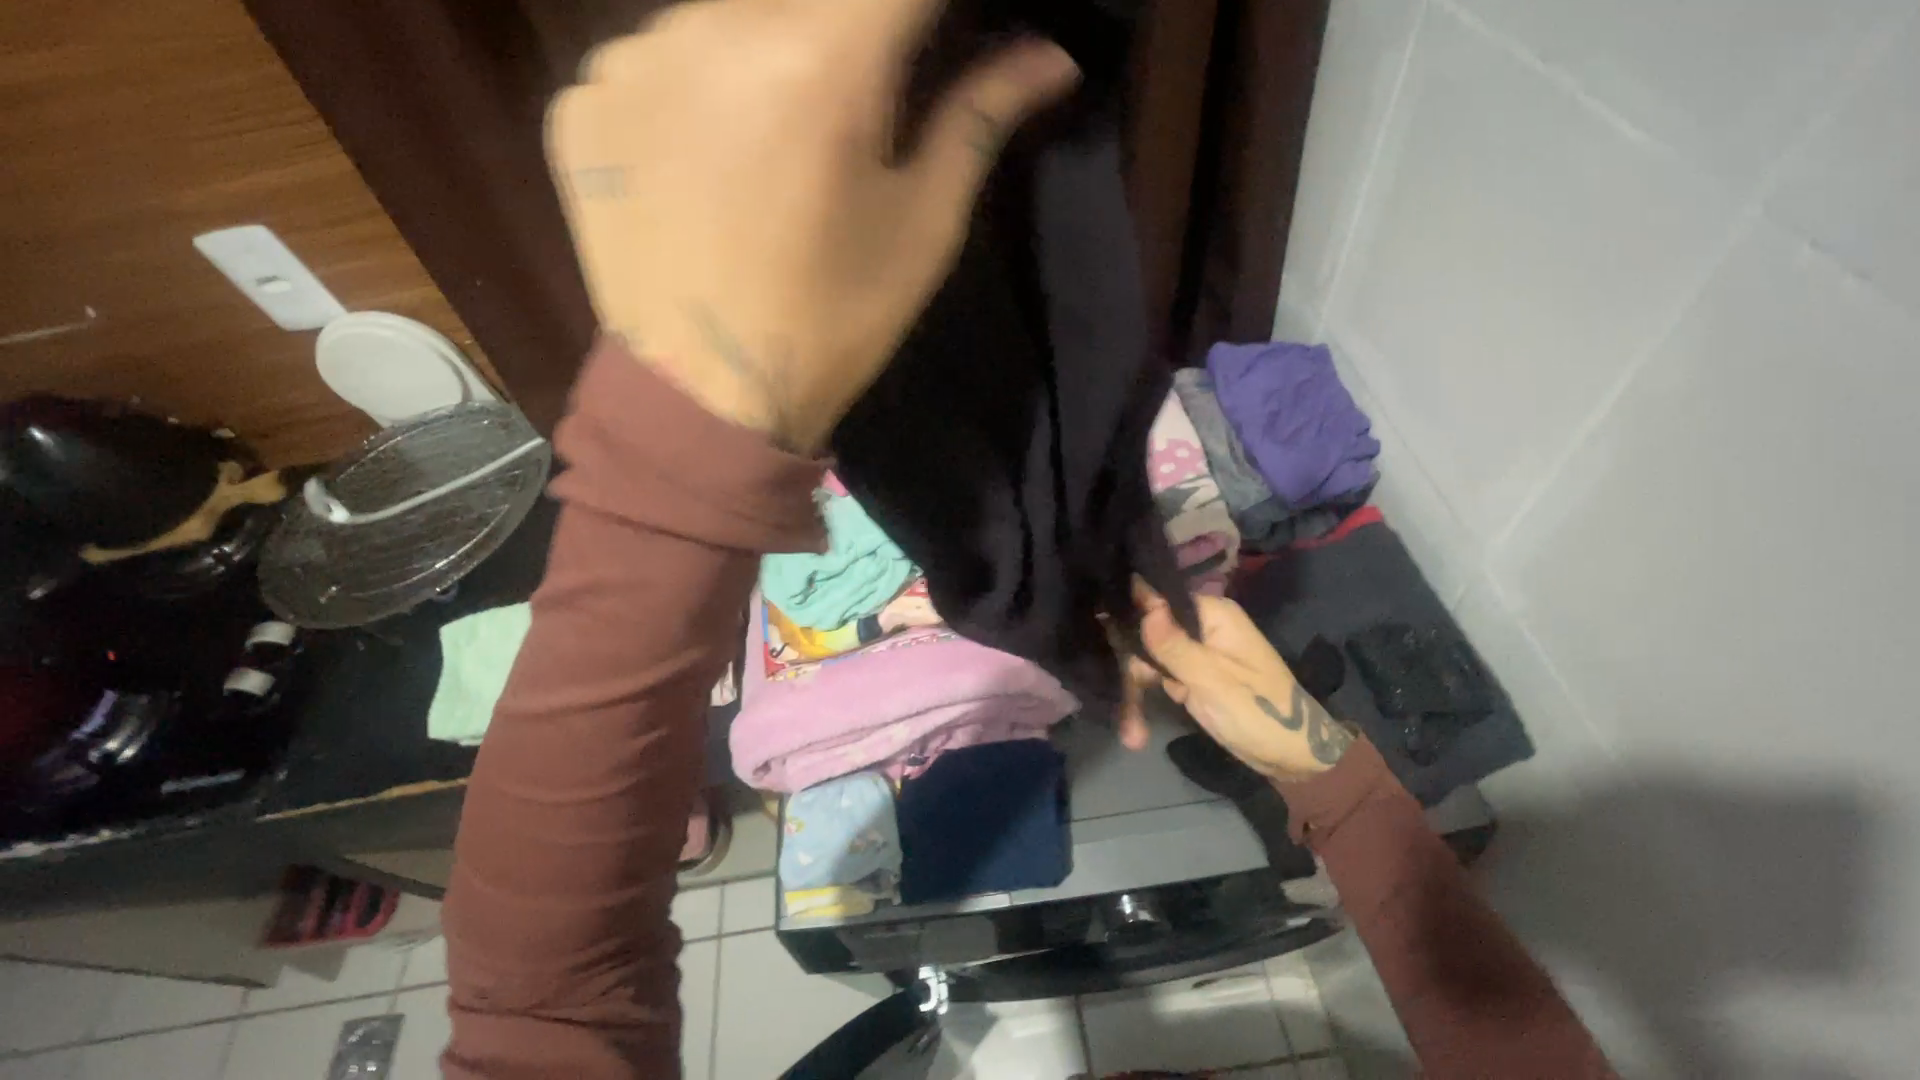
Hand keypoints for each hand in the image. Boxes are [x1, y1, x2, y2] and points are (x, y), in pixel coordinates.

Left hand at [546, 0, 1080, 452]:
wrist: (704, 403)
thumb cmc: (832, 323)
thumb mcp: (921, 227)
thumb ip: (978, 119)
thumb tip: (1050, 57)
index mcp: (817, 61)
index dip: (923, 11)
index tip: (933, 39)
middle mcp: (710, 27)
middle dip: (847, 40)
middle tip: (854, 117)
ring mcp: (628, 60)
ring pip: (724, 15)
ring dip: (765, 56)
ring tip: (776, 142)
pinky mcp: (578, 101)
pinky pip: (654, 59)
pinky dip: (692, 90)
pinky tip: (704, 161)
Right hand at [1120, 584, 1358, 783]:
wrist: (1293, 758)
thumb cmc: (1258, 712)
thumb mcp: (1212, 680)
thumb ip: (1173, 643)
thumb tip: (1144, 605)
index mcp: (1213, 615)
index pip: (1159, 598)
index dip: (1128, 612)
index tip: (1095, 627)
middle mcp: (1202, 627)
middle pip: (1148, 634)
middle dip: (1131, 670)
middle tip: (1116, 701)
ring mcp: (1196, 653)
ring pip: (1148, 660)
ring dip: (1136, 693)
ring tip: (1131, 736)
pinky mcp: (1192, 678)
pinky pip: (1159, 680)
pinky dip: (1147, 702)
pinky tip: (1136, 732)